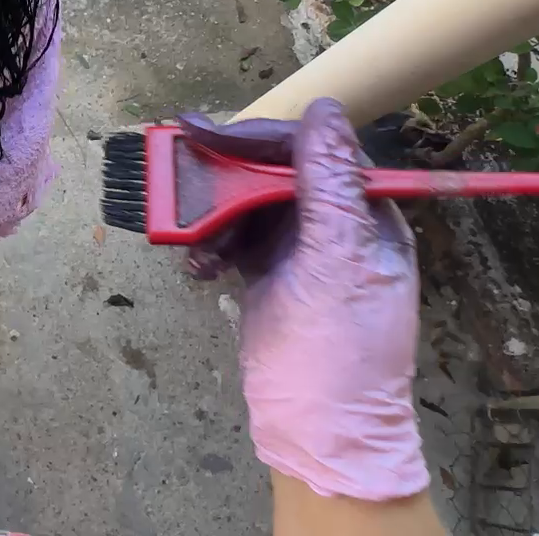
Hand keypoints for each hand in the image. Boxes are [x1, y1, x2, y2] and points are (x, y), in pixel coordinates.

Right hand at [176, 98, 427, 501]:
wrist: (315, 428)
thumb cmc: (338, 350)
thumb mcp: (335, 261)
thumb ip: (328, 185)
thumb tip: (325, 110)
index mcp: (362, 213)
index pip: (308, 150)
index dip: (255, 137)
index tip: (202, 132)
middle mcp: (329, 220)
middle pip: (267, 170)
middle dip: (223, 179)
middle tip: (175, 173)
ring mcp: (294, 242)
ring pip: (241, 197)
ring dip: (210, 216)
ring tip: (198, 248)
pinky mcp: (263, 262)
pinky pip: (228, 230)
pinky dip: (208, 243)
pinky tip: (201, 267)